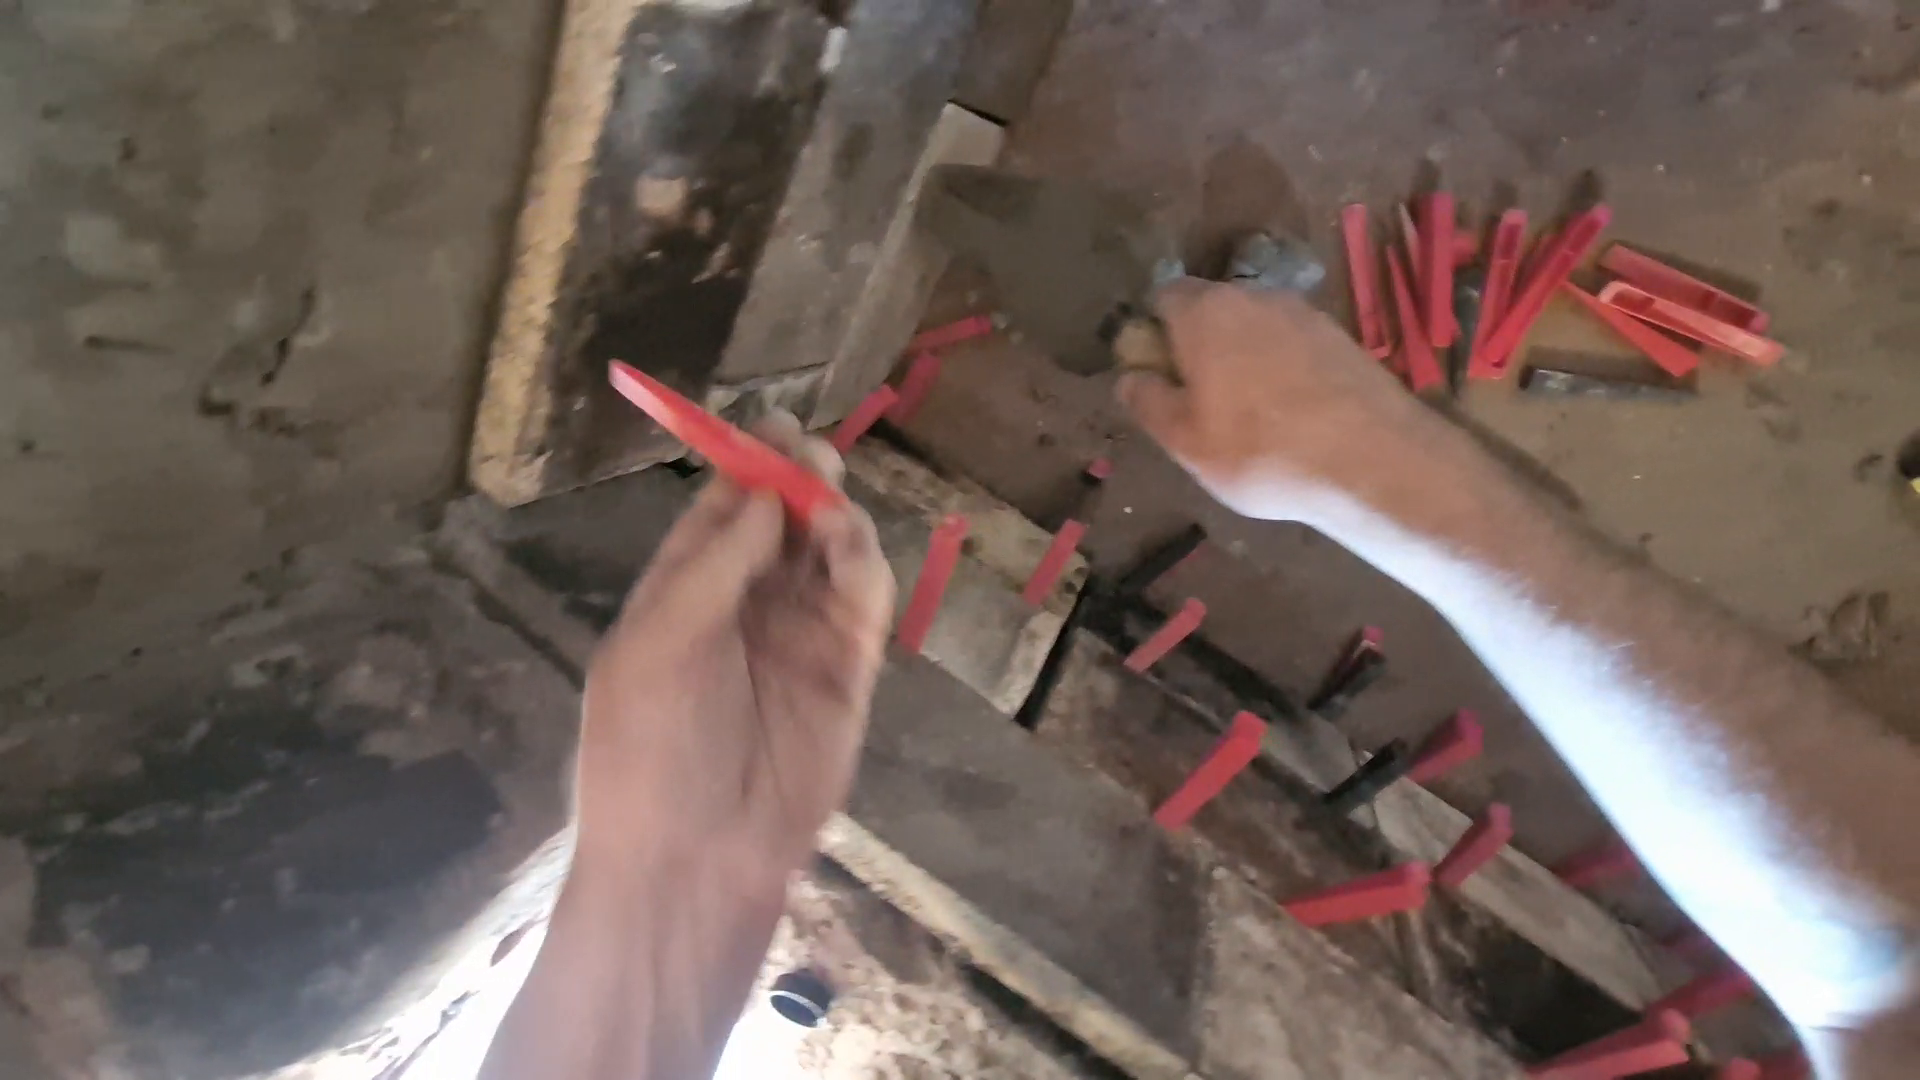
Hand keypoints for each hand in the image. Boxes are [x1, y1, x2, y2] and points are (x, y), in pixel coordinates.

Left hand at [576, 412, 894, 882]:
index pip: (723, 512)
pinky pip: (864, 601)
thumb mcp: (657, 642)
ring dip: (836, 521)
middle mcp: (748, 602)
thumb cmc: (652, 745)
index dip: (748, 467)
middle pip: (786, 523)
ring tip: (830, 510)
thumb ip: (713, 563)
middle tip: (814, 459)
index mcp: (688, 591)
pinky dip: (865, 568)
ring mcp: (802, 633)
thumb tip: (763, 493)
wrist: (696, 857)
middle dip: (801, 483)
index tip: (774, 426)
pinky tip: (851, 552)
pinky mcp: (849, 666)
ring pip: (832, 553)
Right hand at [1117, 279, 1439, 522]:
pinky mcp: (1341, 338)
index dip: (1153, 334)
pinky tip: (1288, 417)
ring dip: (1239, 361)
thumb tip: (1129, 377)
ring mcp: (1304, 314)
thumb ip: (1146, 401)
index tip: (1158, 378)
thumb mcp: (1182, 439)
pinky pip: (1290, 347)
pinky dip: (1278, 371)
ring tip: (1246, 417)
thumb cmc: (1258, 451)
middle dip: (1196, 348)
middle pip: (1210, 311)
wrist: (1372, 462)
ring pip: (1253, 329)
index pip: (1163, 297)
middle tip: (1198, 405)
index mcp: (1206, 312)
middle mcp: (1255, 297)